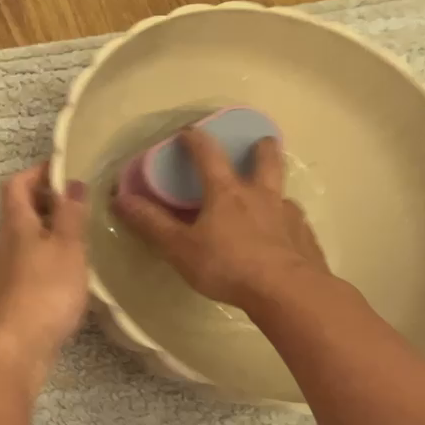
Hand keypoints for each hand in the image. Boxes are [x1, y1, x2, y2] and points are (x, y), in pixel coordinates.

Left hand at [0, 164, 89, 357]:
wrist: (19, 345)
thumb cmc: (45, 291)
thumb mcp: (67, 247)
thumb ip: (71, 213)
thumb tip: (71, 182)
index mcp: (14, 224)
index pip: (15, 184)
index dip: (37, 172)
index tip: (66, 169)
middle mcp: (4, 242)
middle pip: (19, 209)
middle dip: (47, 198)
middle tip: (81, 199)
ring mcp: (6, 268)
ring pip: (25, 236)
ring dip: (50, 227)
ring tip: (83, 230)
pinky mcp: (13, 291)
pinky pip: (30, 259)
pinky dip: (49, 252)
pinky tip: (72, 266)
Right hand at [113, 129, 329, 309]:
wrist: (288, 292)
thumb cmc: (227, 265)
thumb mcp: (179, 247)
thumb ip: (151, 222)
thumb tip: (119, 198)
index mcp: (226, 193)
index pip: (208, 155)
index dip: (196, 140)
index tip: (188, 132)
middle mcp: (260, 196)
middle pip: (266, 161)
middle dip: (261, 148)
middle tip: (260, 142)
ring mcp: (288, 216)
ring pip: (283, 192)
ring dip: (275, 188)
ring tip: (268, 198)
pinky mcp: (305, 239)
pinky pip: (295, 223)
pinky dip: (287, 223)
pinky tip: (282, 238)